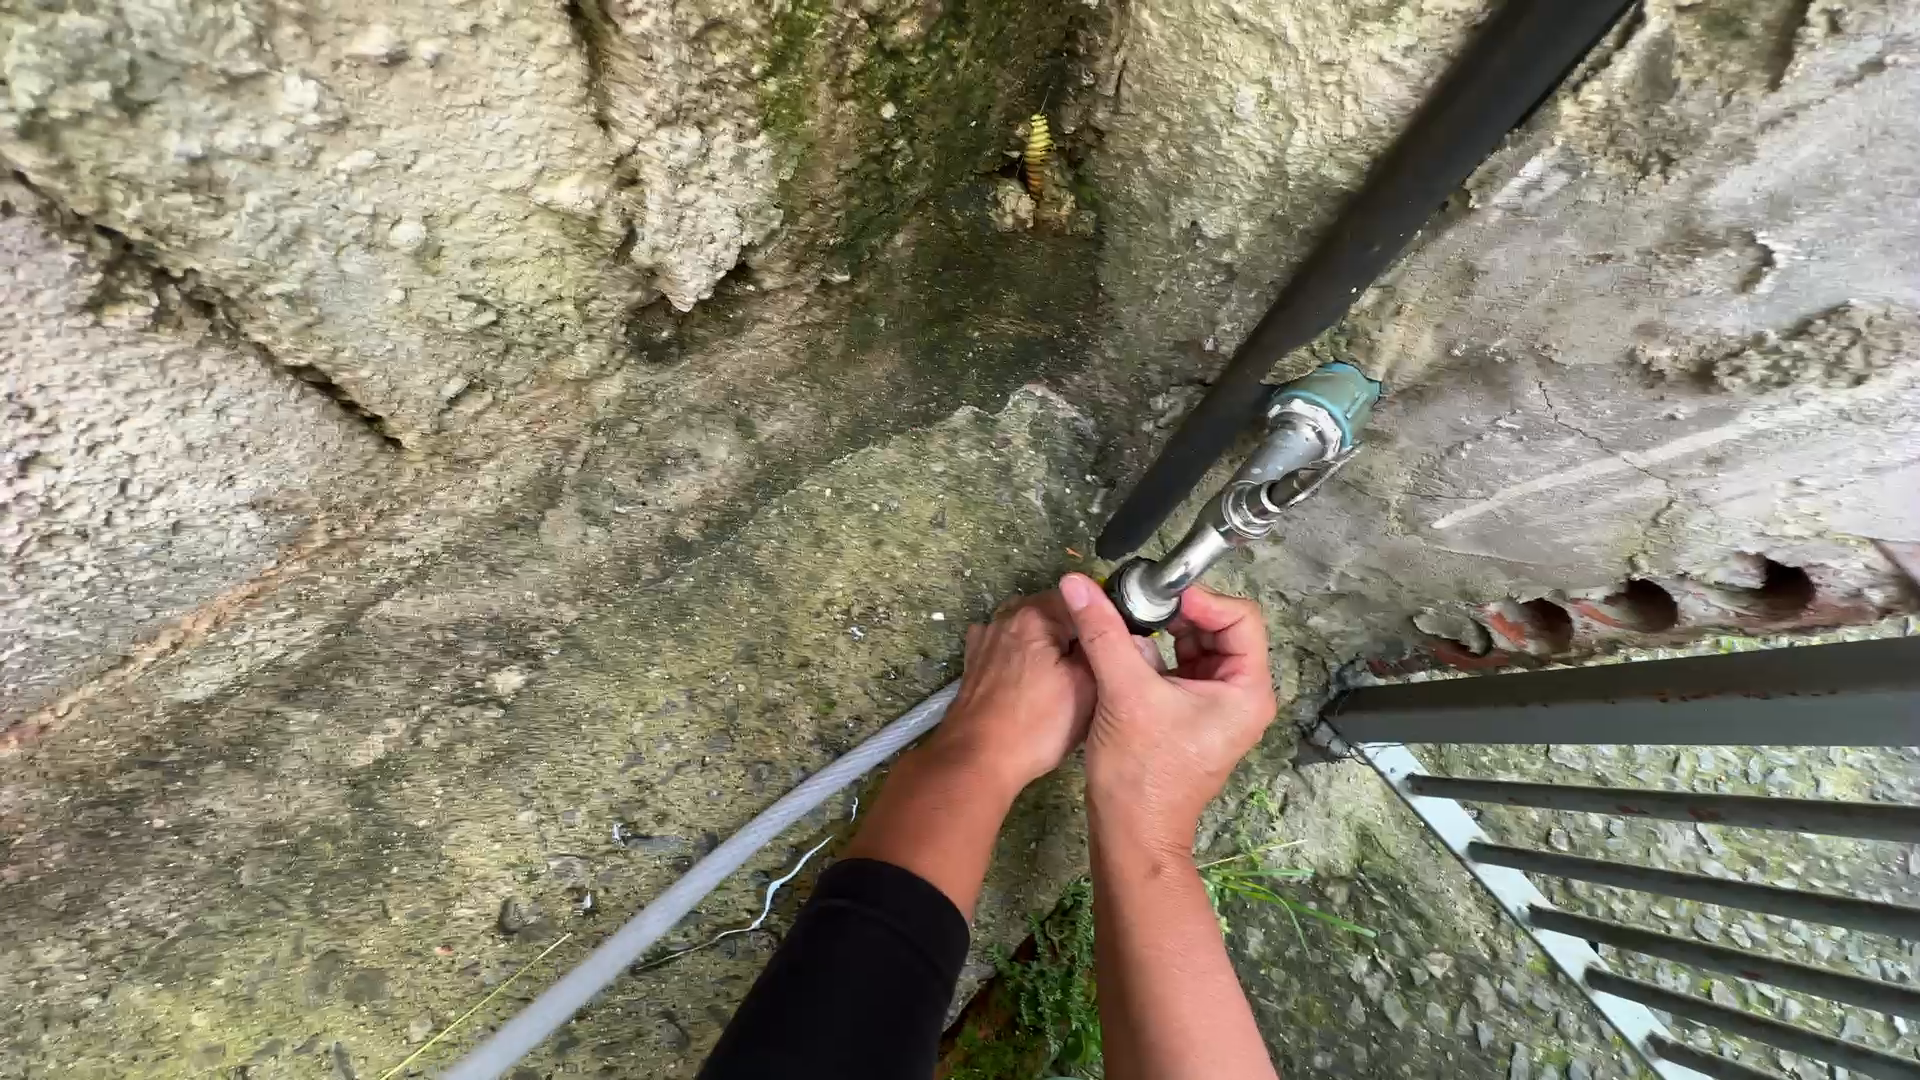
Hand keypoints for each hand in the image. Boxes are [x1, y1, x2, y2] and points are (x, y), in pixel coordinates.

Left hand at [922, 589, 1096, 794]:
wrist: (977, 757)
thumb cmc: (1036, 725)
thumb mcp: (1087, 688)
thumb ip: (1099, 648)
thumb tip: (1107, 631)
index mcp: (1036, 615)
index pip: (1081, 599)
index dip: (1102, 623)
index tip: (1111, 649)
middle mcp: (1006, 617)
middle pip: (1053, 612)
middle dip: (1073, 634)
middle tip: (1091, 668)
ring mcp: (986, 637)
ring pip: (1029, 630)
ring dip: (1047, 645)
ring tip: (1062, 678)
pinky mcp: (974, 660)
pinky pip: (1008, 646)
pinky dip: (1022, 655)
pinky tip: (1030, 678)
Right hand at [1058, 573, 1275, 856]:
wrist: (1131, 832)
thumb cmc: (1141, 772)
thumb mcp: (1124, 691)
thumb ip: (1103, 630)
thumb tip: (1076, 583)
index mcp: (1247, 689)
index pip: (1240, 617)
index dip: (1201, 598)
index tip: (1157, 593)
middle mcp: (1240, 694)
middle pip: (1218, 628)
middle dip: (1177, 612)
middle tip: (1137, 602)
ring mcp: (1215, 704)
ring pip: (1195, 644)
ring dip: (1163, 630)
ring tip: (1127, 621)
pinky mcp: (1190, 712)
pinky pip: (1179, 665)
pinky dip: (1155, 651)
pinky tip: (1125, 648)